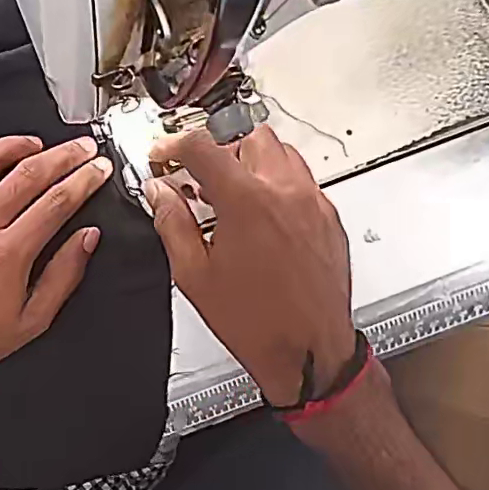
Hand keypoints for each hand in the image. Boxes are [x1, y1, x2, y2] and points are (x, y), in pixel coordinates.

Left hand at [0, 135, 112, 434]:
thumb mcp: (32, 321)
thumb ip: (64, 274)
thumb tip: (87, 239)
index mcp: (8, 254)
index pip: (57, 200)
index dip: (84, 179)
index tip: (97, 169)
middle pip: (27, 173)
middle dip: (63, 155)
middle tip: (81, 148)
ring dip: (13, 145)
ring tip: (35, 143)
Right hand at [145, 126, 356, 406]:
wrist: (308, 352)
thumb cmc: (257, 322)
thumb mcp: (194, 274)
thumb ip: (171, 223)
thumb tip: (159, 194)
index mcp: (246, 202)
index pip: (203, 147)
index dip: (173, 145)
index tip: (164, 155)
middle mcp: (286, 193)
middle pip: (248, 137)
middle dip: (219, 151)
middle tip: (199, 178)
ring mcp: (313, 204)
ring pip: (281, 153)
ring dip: (251, 164)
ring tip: (229, 196)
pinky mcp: (330, 219)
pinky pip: (301, 182)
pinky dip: (276, 186)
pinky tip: (260, 218)